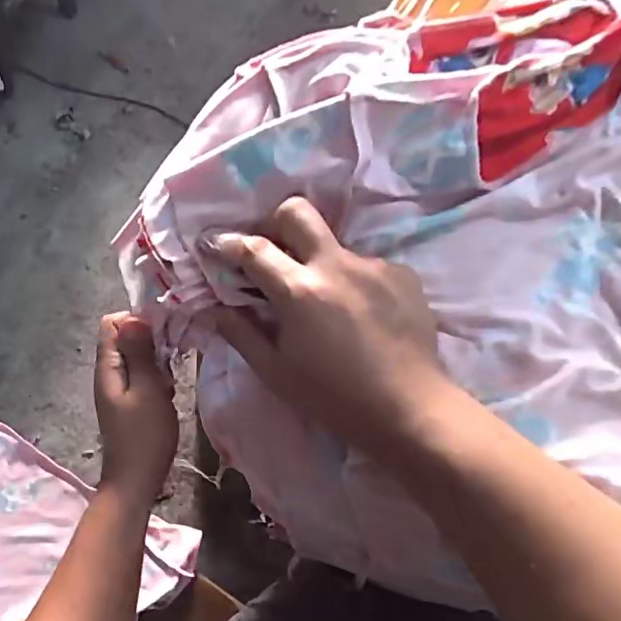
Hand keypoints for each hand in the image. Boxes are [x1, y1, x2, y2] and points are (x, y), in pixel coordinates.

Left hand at [94, 312, 177, 500]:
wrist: (136, 480)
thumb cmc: (144, 435)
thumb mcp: (147, 389)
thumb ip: (140, 353)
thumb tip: (133, 318)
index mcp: (107, 367)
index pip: (113, 324)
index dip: (138, 321)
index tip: (164, 333)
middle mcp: (108, 374)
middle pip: (126, 340)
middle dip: (151, 343)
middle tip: (170, 361)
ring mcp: (117, 390)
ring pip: (137, 360)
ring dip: (157, 364)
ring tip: (170, 382)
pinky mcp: (129, 404)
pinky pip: (142, 380)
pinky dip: (156, 382)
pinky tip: (168, 396)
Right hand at [200, 197, 457, 455]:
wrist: (407, 408)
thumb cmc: (332, 397)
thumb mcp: (276, 371)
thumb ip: (241, 333)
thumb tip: (213, 307)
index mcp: (299, 291)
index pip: (254, 249)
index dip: (228, 243)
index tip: (216, 246)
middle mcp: (337, 265)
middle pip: (297, 212)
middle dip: (276, 224)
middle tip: (274, 256)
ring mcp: (374, 266)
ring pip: (335, 244)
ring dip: (320, 264)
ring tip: (328, 306)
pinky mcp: (403, 274)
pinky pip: (366, 265)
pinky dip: (354, 282)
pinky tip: (361, 317)